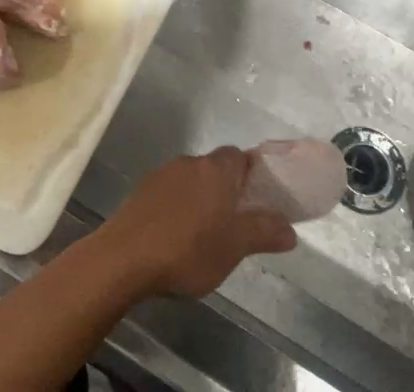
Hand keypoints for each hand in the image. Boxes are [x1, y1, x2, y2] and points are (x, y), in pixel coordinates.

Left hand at [97, 147, 296, 298]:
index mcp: (214, 170)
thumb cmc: (187, 249)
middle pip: (216, 168)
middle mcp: (187, 163)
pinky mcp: (141, 193)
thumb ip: (264, 232)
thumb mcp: (235, 246)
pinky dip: (181, 209)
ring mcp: (160, 176)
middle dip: (229, 191)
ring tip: (211, 236)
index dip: (253, 174)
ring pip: (192, 182)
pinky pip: (171, 194)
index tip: (262, 199)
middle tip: (240, 223)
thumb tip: (289, 228)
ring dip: (204, 200)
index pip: (239, 156)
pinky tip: (180, 237)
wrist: (124, 258)